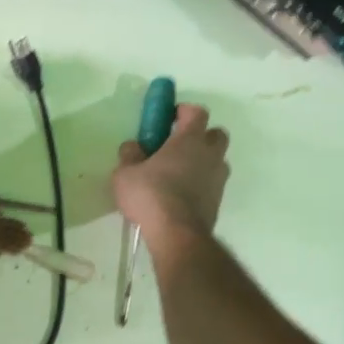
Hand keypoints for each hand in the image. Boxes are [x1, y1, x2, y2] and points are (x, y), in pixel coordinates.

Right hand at [112, 103, 230, 243]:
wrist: (176, 232)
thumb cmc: (149, 194)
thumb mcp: (125, 173)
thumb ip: (130, 155)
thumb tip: (134, 146)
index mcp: (188, 140)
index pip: (197, 112)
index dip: (184, 111)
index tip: (170, 116)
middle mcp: (210, 153)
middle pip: (215, 133)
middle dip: (200, 135)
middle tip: (177, 145)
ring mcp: (218, 176)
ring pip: (215, 158)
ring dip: (201, 160)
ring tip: (177, 173)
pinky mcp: (219, 197)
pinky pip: (211, 180)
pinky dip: (200, 181)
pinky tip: (180, 193)